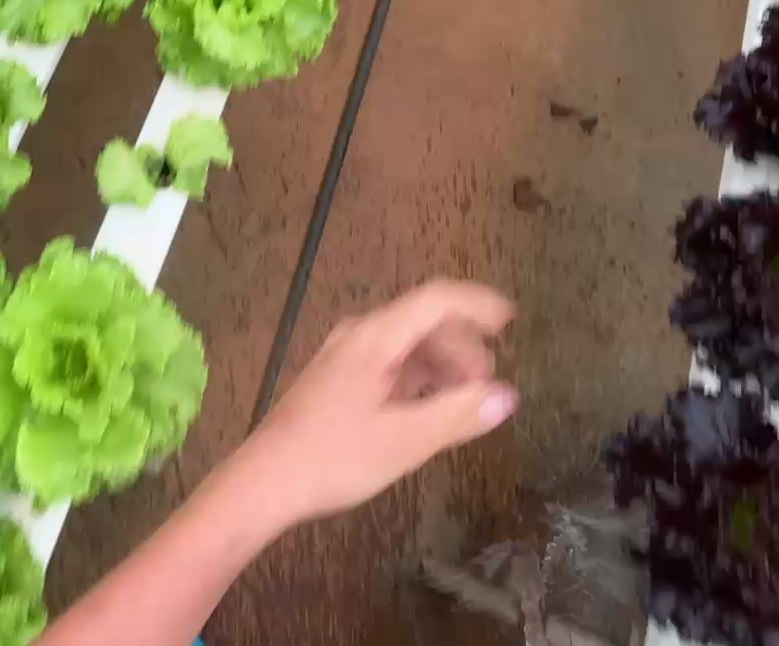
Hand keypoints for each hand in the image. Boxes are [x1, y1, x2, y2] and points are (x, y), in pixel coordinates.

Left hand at [221, 281, 517, 530]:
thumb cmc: (334, 457)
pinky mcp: (339, 376)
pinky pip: (389, 362)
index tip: (511, 319)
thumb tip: (507, 395)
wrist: (267, 477)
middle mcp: (359, 335)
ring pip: (406, 343)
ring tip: (463, 402)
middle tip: (487, 386)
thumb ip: (458, 414)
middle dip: (462, 346)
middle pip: (422, 320)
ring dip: (441, 364)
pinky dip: (418, 378)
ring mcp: (345, 354)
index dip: (475, 303)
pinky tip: (429, 409)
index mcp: (374, 338)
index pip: (434, 300)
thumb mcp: (404, 440)